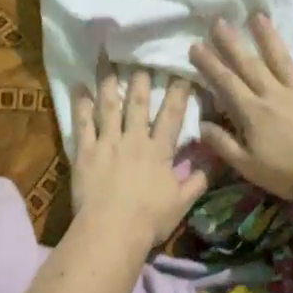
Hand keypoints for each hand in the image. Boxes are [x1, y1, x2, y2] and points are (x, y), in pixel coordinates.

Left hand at [69, 69, 209, 246]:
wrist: (111, 230)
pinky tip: (79, 87)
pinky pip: (82, 124)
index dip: (177, 94)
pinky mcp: (84, 152)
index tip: (181, 74)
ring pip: (109, 107)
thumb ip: (197, 180)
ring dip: (109, 83)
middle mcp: (133, 140)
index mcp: (158, 152)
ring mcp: (107, 144)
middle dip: (140, 81)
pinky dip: (80, 105)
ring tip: (108, 63)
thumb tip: (214, 161)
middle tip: (141, 61)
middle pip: (137, 104)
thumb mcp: (182, 203)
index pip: (171, 116)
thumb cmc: (149, 220)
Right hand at [190, 14, 292, 200]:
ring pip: (282, 59)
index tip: (195, 45)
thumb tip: (201, 125)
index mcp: (252, 111)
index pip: (225, 82)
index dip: (209, 63)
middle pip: (250, 63)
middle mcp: (274, 94)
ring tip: (259, 16)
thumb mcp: (246, 166)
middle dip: (232, 42)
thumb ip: (222, 144)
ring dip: (269, 37)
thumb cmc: (286, 174)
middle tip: (219, 21)